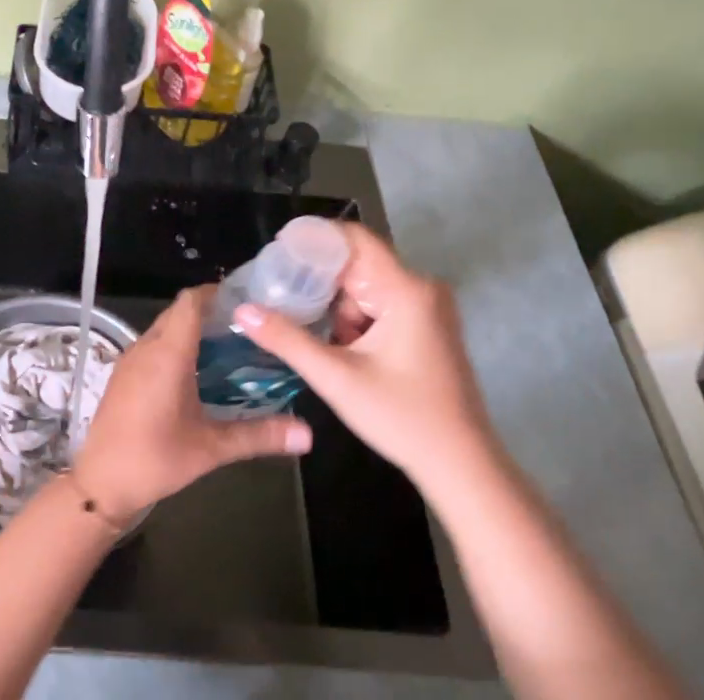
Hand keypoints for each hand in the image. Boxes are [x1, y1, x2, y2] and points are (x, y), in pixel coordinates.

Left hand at [72, 287, 312, 523]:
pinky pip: (153, 346)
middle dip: (212, 312)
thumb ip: (260, 435)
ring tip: (232, 346)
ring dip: (193, 330)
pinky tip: (200, 372)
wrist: (100, 483)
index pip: (191, 302)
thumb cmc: (155, 460)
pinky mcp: (124, 375)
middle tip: (250, 326)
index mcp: (167, 354)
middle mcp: (146, 348)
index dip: (218, 293)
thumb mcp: (211, 448)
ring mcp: (131, 360)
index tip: (249, 299)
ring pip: (165, 329)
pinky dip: (177, 347)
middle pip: (179, 312)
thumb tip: (309, 434)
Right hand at [233, 222, 493, 482]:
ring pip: (364, 288)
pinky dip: (353, 320)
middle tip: (276, 296)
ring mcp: (427, 308)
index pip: (353, 239)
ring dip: (334, 307)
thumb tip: (242, 311)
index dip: (312, 239)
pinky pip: (379, 306)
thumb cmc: (401, 417)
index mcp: (405, 290)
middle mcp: (421, 288)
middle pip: (356, 264)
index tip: (275, 254)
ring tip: (305, 331)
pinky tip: (336, 347)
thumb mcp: (336, 377)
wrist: (460, 464)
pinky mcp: (427, 328)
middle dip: (316, 281)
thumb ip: (286, 339)